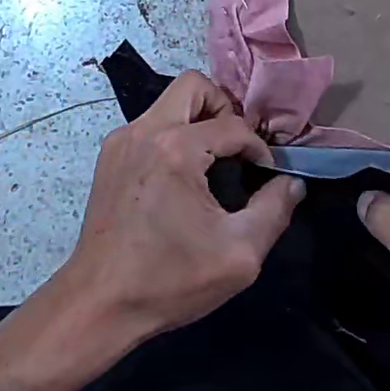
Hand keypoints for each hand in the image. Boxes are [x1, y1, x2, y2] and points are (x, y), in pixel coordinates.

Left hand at [57, 71, 304, 339]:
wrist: (97, 305)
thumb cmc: (168, 280)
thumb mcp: (238, 255)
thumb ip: (274, 211)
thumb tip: (291, 182)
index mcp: (176, 149)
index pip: (233, 126)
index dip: (257, 148)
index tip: (264, 174)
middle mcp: (146, 131)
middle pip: (194, 85)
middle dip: (223, 108)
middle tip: (235, 147)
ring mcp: (122, 140)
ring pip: (170, 102)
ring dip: (198, 120)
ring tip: (213, 161)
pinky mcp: (110, 155)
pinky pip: (152, 125)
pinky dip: (174, 136)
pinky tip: (182, 177)